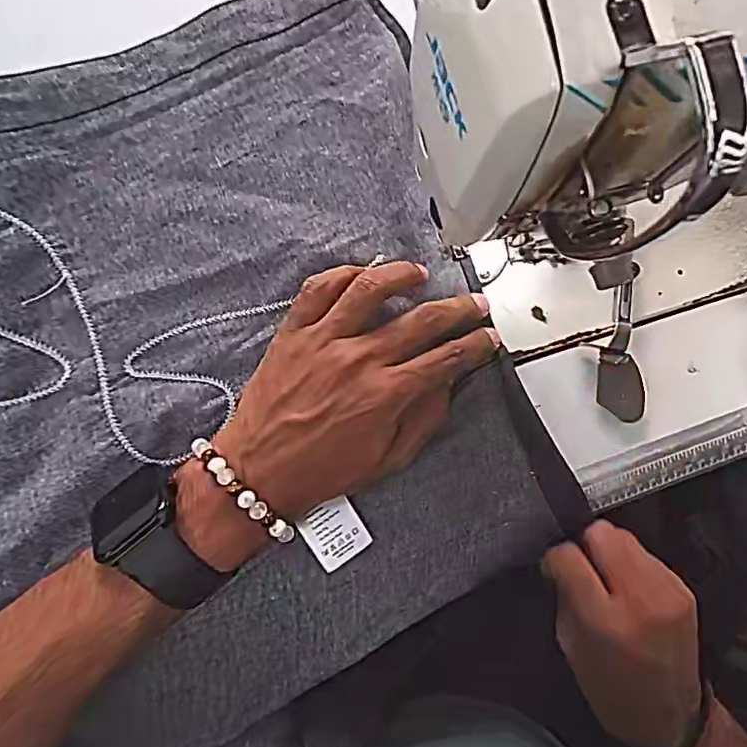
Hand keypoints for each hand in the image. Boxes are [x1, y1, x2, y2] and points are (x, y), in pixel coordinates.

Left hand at [193, 261, 497, 552]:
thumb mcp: (387, 458)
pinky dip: (343, 274)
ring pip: (371, 288)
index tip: (486, 338)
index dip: (475, 344)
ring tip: (419, 274)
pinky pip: (319, 289)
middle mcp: (359, 360)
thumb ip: (424, 419)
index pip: (446, 357)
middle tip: (473, 304)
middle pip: (422, 319)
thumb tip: (447, 385)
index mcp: (385, 394)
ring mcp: (324, 341)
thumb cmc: (320, 469)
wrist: (260, 471)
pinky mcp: (294, 333)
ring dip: (403, 275)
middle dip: (459, 308)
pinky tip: (361, 274)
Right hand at [543, 520, 701, 746]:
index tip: (554, 568)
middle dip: (584, 546)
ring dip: (609, 551)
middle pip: (601, 533)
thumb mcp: (571, 647)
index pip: (568, 556)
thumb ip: (565, 597)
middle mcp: (640, 599)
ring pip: (625, 537)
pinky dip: (631, 564)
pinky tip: (627, 587)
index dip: (555, 559)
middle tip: (581, 569)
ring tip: (606, 579)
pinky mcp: (683, 590)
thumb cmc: (614, 693)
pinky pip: (646, 555)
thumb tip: (559, 563)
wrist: (671, 718)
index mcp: (605, 620)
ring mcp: (666, 591)